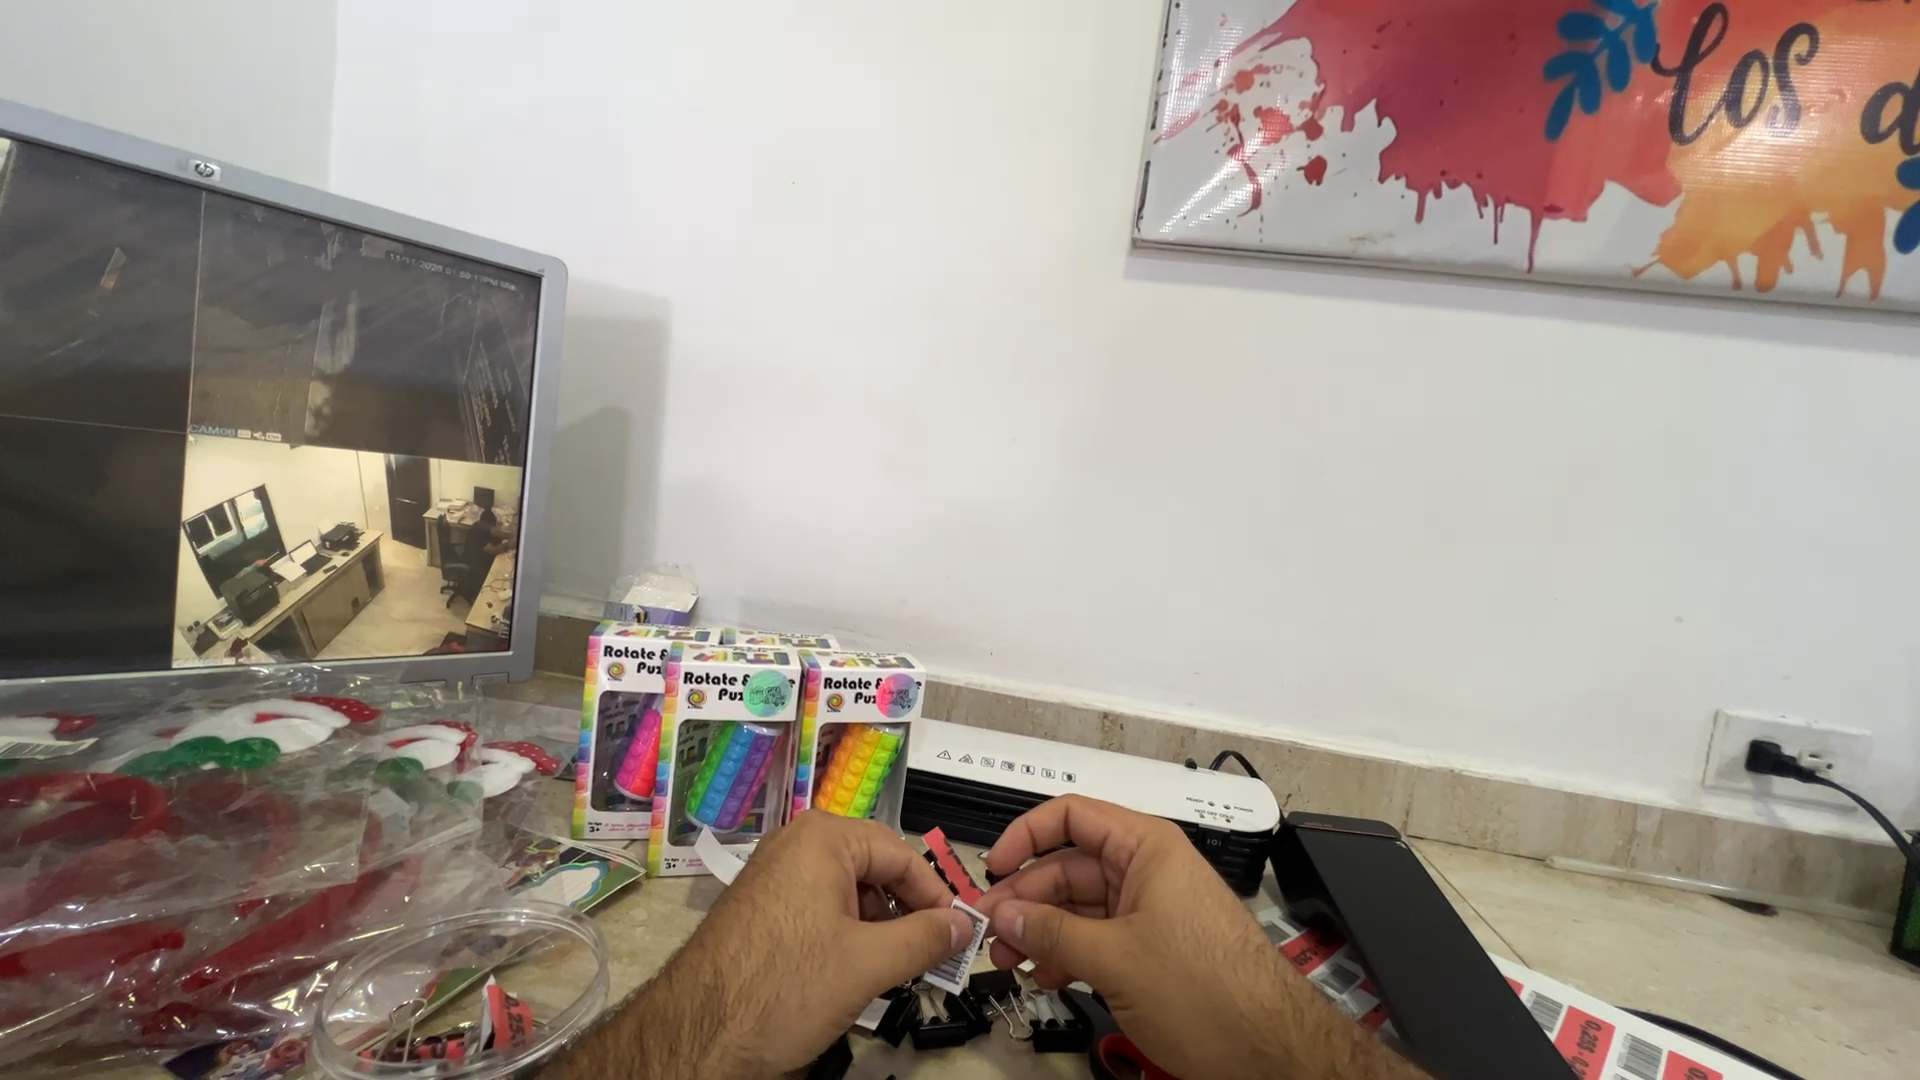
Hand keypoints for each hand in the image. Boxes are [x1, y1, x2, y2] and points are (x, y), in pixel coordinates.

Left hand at [549, 812, 971, 1079]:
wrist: (690, 1038)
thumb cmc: (784, 987)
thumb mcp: (868, 964)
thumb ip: (925, 939)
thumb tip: (964, 925)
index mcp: (824, 836)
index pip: (901, 854)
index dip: (935, 896)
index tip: (958, 934)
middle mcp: (797, 841)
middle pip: (873, 867)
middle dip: (903, 911)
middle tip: (926, 955)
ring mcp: (773, 871)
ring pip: (846, 888)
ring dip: (874, 925)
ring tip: (886, 968)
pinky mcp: (758, 903)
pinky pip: (816, 904)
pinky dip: (842, 931)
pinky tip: (845, 969)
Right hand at [978, 795, 1411, 1079]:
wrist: (1273, 1053)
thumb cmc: (1207, 990)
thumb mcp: (1116, 957)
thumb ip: (1052, 931)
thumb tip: (1005, 913)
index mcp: (1144, 846)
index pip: (1073, 815)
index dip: (1028, 834)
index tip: (995, 865)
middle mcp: (1145, 868)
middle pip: (1069, 865)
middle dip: (1026, 897)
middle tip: (990, 928)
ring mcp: (1148, 908)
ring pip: (1078, 904)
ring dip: (1041, 929)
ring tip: (1008, 958)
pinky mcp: (1150, 944)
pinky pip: (1096, 934)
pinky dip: (1067, 951)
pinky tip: (1045, 973)